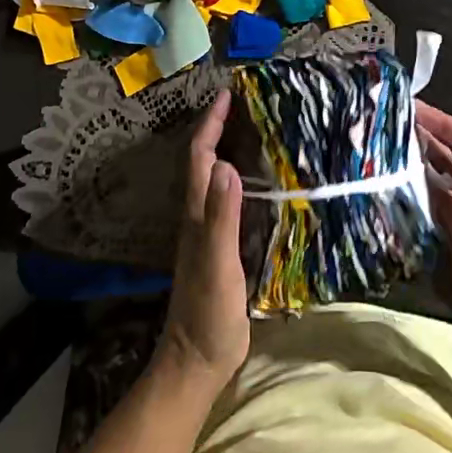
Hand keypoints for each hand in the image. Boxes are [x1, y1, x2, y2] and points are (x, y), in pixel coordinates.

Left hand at [157, 90, 249, 391]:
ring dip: (226, 151)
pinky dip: (237, 182)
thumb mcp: (217, 262)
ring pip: (213, 180)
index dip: (210, 124)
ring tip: (252, 132)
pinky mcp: (219, 248)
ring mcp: (207, 232)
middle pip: (203, 162)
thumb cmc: (207, 311)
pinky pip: (226, 202)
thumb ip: (221, 217)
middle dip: (217, 129)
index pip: (200, 157)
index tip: (226, 95)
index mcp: (195, 213)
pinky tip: (256, 185)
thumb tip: (226, 166)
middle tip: (243, 105)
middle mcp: (197, 215)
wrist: (196, 357)